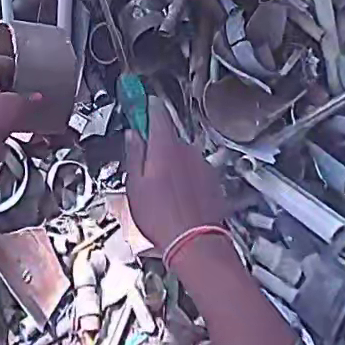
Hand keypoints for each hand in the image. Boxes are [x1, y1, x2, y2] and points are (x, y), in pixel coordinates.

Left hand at [0, 55, 45, 146]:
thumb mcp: (16, 106)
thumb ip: (30, 98)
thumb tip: (37, 98)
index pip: (7, 62)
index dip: (23, 72)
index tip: (32, 82)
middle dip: (14, 89)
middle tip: (28, 99)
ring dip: (5, 103)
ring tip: (19, 114)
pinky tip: (7, 124)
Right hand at [124, 95, 229, 249]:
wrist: (196, 245)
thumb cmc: (162, 217)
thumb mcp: (135, 184)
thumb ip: (134, 153)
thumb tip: (133, 135)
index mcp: (164, 146)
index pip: (156, 111)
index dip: (145, 103)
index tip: (137, 99)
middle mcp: (186, 149)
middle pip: (168, 133)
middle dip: (155, 141)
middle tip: (142, 158)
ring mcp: (201, 164)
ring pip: (181, 153)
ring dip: (170, 161)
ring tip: (159, 187)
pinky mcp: (211, 180)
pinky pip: (193, 169)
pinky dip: (184, 175)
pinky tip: (175, 195)